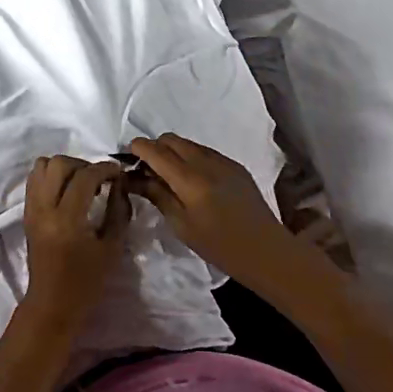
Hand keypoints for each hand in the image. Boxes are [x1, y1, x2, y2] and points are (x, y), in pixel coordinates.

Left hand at [23, 155, 129, 323]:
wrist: (53, 302)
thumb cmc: (87, 281)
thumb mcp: (112, 247)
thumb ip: (118, 211)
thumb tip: (119, 183)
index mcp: (66, 220)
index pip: (84, 177)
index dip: (104, 168)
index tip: (118, 172)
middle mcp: (44, 209)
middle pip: (58, 164)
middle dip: (83, 164)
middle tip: (99, 179)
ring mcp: (31, 209)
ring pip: (41, 167)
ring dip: (64, 167)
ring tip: (82, 183)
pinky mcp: (26, 213)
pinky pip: (35, 180)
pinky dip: (51, 177)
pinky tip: (68, 191)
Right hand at [125, 134, 288, 279]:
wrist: (266, 251)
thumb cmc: (218, 246)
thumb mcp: (181, 225)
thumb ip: (156, 195)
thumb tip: (133, 177)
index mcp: (191, 180)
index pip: (156, 151)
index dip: (138, 148)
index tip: (126, 155)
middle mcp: (207, 163)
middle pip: (172, 140)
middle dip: (154, 148)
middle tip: (145, 169)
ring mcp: (224, 162)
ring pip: (188, 144)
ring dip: (172, 152)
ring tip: (167, 175)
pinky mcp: (235, 166)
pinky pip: (205, 151)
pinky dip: (190, 157)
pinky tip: (190, 180)